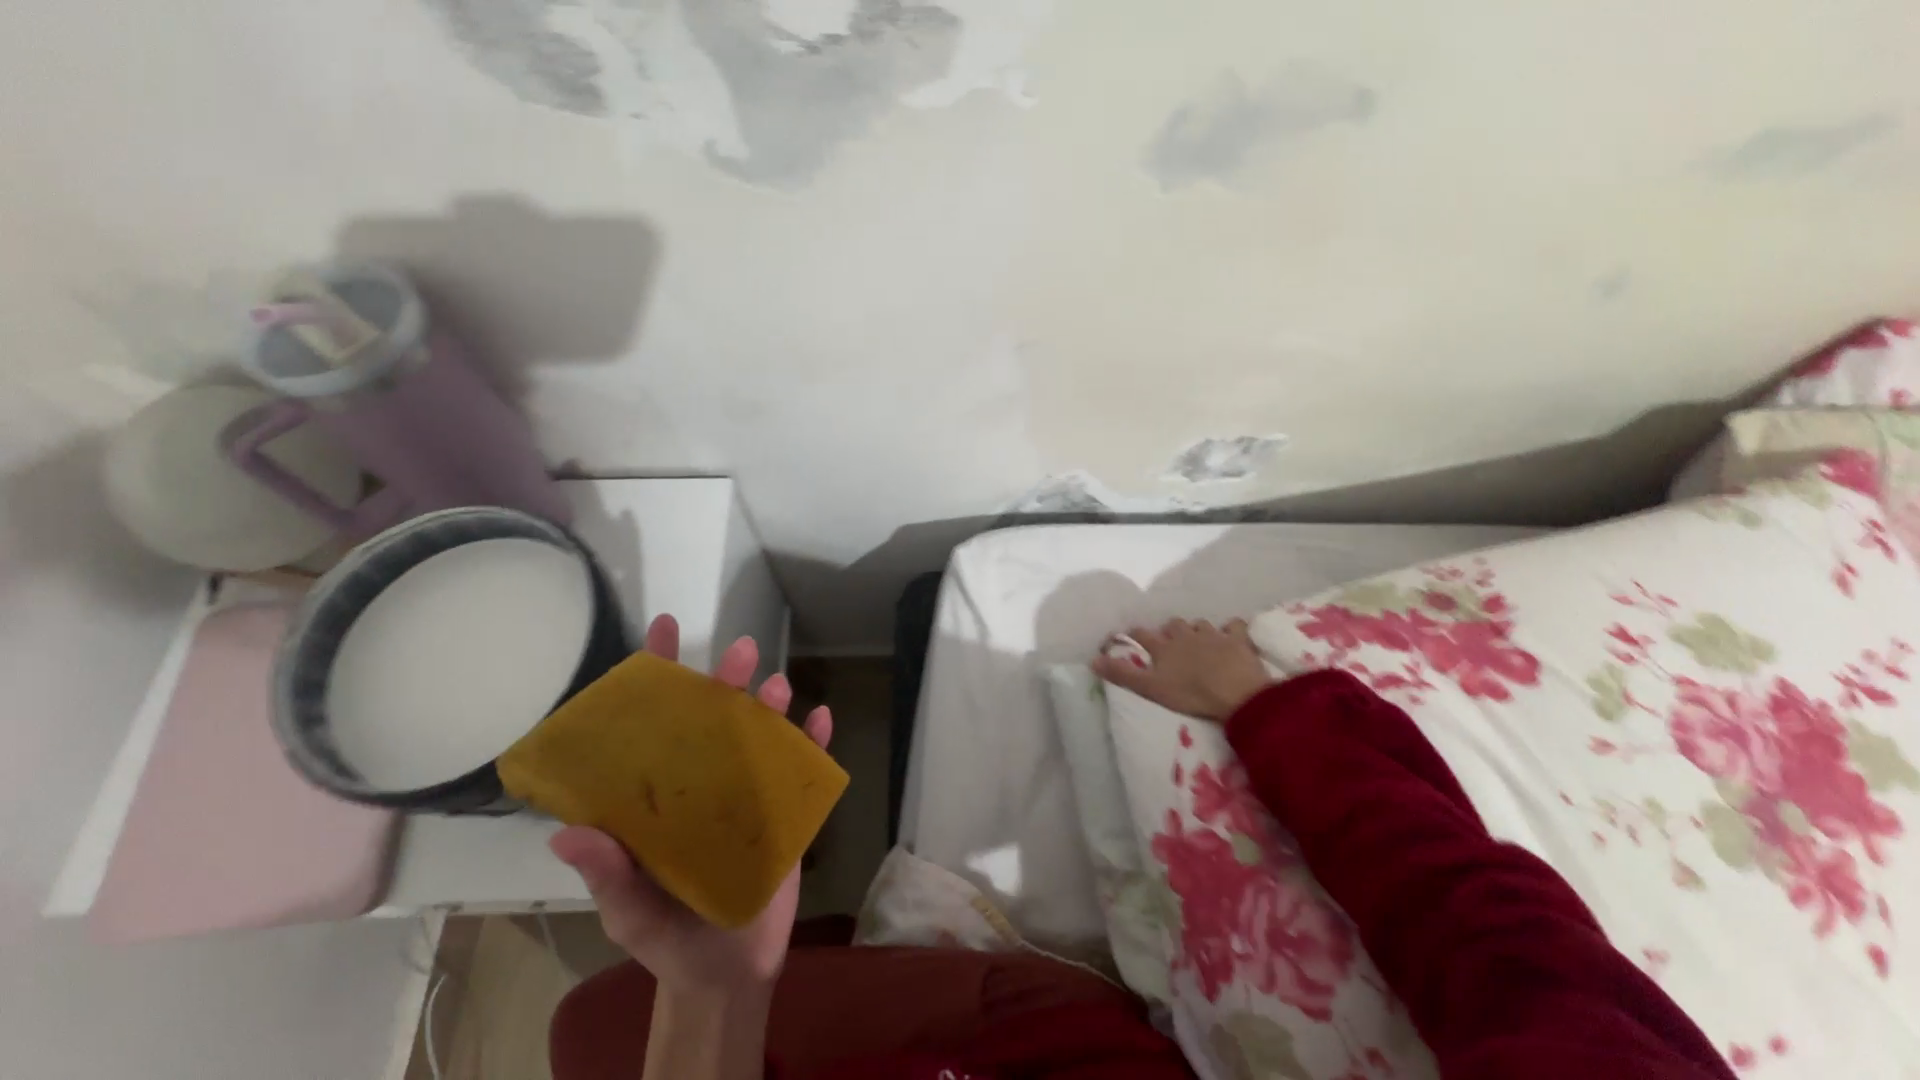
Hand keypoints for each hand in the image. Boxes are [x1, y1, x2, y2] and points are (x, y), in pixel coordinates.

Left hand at [549, 614, 832, 994]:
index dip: (656, 676)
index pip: (653, 726)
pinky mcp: (786, 815)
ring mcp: (747, 796)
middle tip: (740, 654)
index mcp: (656, 798)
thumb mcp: (628, 913)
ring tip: (778, 689)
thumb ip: (607, 876)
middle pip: (714, 719)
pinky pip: (803, 772)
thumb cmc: (667, 940)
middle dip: (726, 680)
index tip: (664, 628)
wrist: (727, 973)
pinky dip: (814, 744)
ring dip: (770, 707)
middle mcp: (701, 784)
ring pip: (761, 736)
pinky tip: (822, 719)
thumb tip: (566, 834)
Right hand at [1092, 617, 1275, 721]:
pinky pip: (1234, 626)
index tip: (1130, 635)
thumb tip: (1092, 659)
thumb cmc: (1190, 694)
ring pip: (1200, 624)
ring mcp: (1213, 635)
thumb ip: (1122, 675)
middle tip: (1170, 643)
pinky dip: (1231, 629)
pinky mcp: (1237, 639)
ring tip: (1198, 641)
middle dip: (1169, 630)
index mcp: (1164, 647)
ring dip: (1197, 630)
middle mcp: (1186, 635)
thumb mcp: (1151, 688)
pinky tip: (1231, 635)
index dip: (1135, 634)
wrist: (1236, 692)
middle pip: (1173, 625)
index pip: (1143, 635)